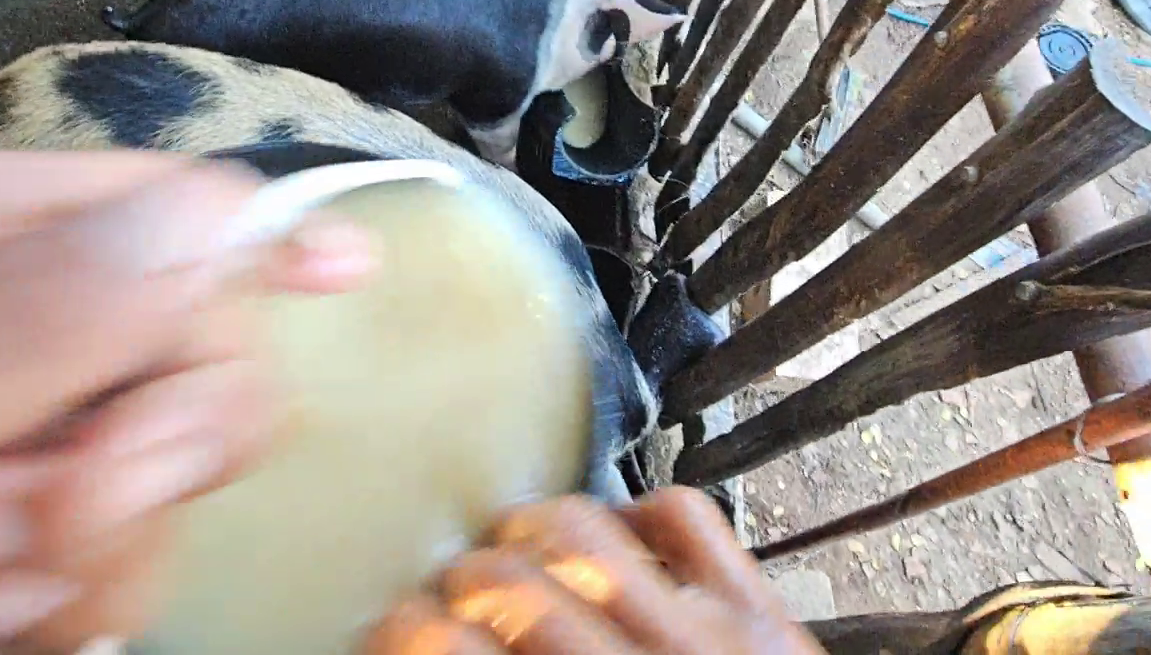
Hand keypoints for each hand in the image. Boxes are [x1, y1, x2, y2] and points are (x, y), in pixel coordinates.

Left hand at [0, 144, 375, 654]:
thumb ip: (6, 326)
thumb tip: (211, 213)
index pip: (121, 196)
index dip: (238, 235)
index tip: (346, 267)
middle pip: (160, 314)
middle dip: (165, 415)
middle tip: (93, 508)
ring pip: (151, 424)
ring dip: (129, 514)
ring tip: (26, 591)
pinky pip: (112, 512)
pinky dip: (95, 567)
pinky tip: (18, 607)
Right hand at [361, 490, 823, 654]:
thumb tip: (433, 652)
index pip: (449, 651)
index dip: (400, 630)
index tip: (389, 626)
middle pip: (508, 582)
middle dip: (458, 580)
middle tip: (450, 595)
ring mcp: (709, 634)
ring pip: (586, 525)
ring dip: (531, 526)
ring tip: (516, 547)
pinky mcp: (760, 609)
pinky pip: (686, 515)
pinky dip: (639, 509)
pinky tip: (616, 538)